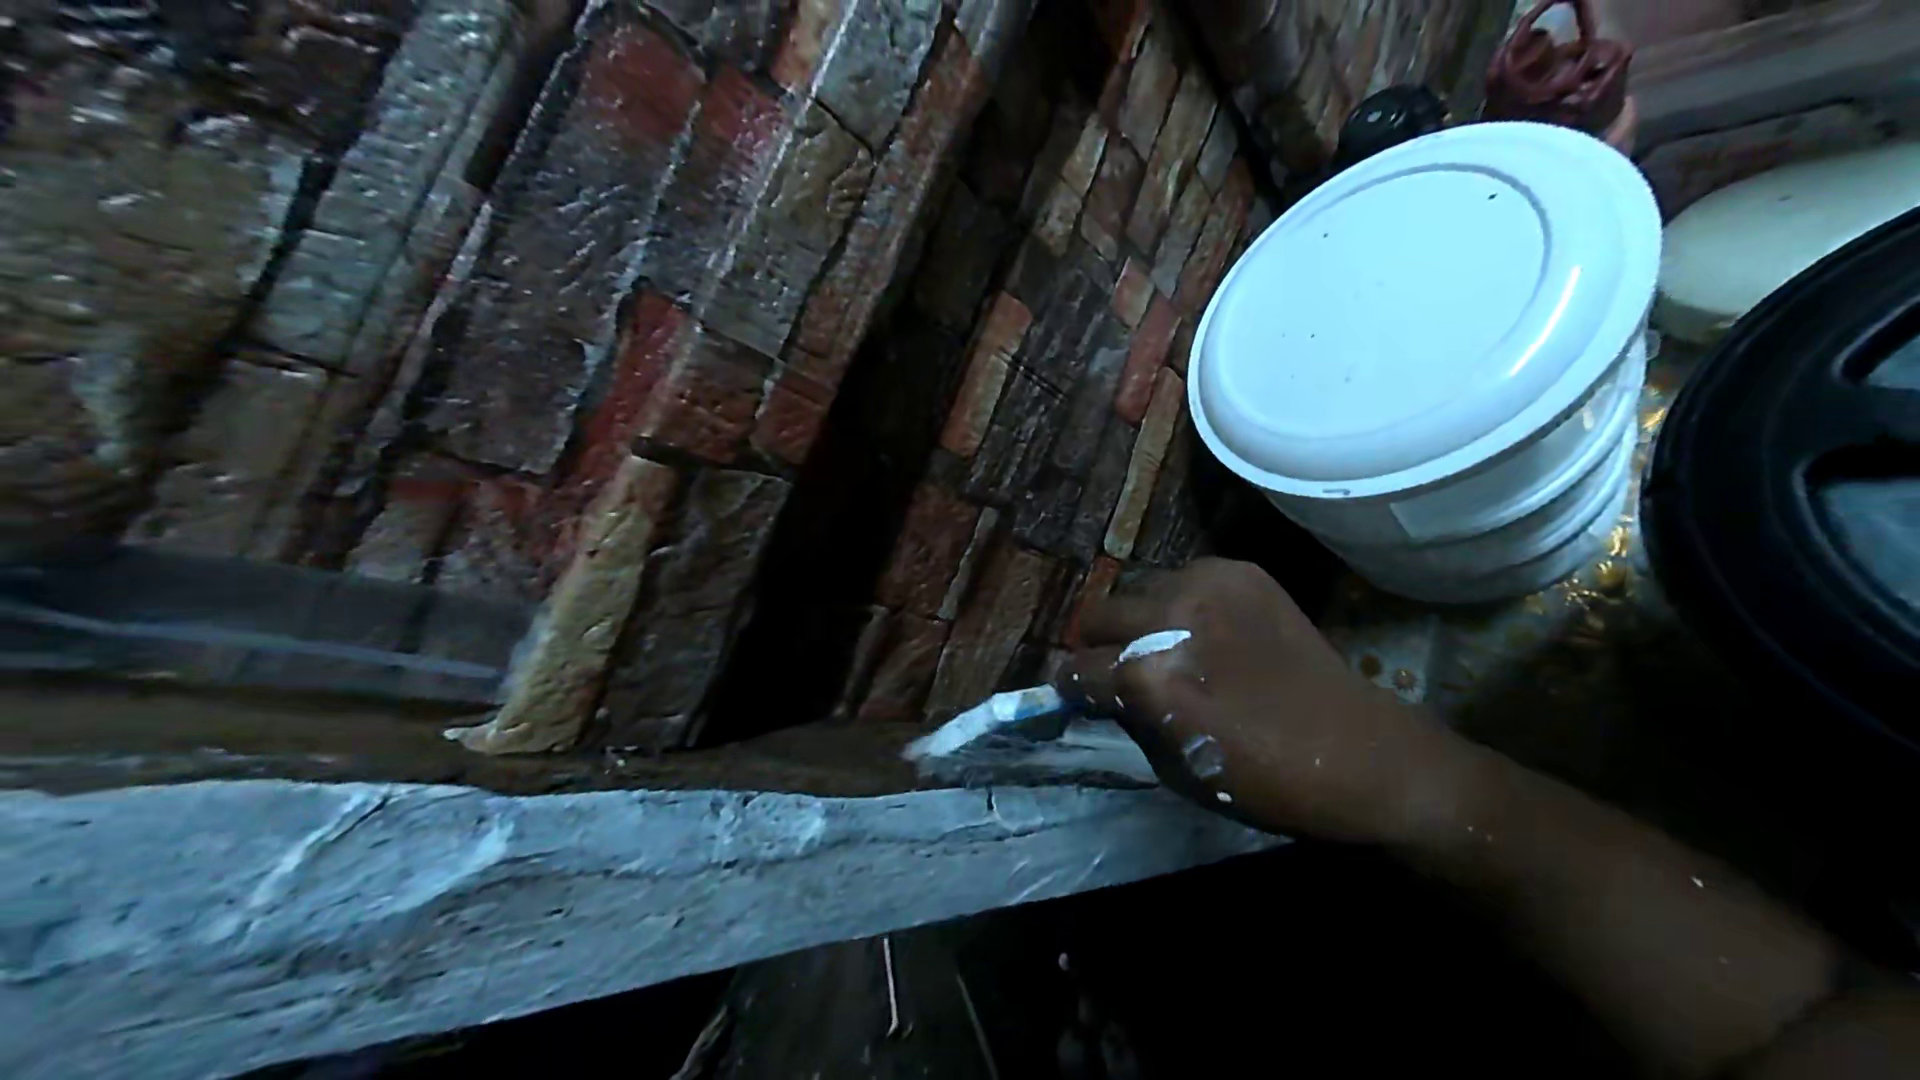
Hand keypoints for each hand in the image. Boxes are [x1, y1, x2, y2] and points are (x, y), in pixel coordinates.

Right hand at [1056, 558, 1477, 842]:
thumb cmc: (1263, 779)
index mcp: (1151, 675)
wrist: (1364, 754)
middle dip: (1096, 645)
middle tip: (1116, 668)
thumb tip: (1096, 686)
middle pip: (1097, 614)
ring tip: (1168, 646)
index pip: (1078, 669)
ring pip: (1137, 591)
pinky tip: (1206, 630)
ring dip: (1141, 621)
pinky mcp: (1241, 571)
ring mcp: (1209, 584)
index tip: (1077, 691)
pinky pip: (1181, 579)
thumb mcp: (1171, 767)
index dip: (1073, 686)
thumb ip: (1126, 715)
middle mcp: (1172, 615)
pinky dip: (1180, 605)